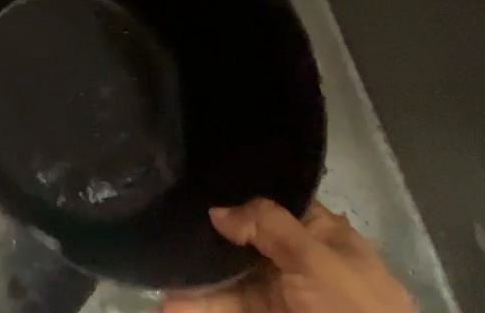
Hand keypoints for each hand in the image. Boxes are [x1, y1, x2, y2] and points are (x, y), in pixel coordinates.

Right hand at [162, 201, 415, 312]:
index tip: (199, 184)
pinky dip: (201, 307)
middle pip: (246, 244)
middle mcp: (301, 267)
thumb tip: (219, 210)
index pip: (277, 205)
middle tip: (166, 233)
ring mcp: (284, 304)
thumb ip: (268, 225)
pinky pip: (229, 309)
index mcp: (325, 239)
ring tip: (159, 285)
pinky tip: (170, 307)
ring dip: (197, 284)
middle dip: (208, 242)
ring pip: (232, 284)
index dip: (242, 194)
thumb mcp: (317, 260)